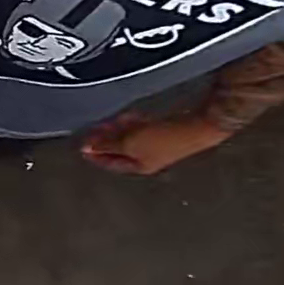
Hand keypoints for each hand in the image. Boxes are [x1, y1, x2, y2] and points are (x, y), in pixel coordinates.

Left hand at [80, 111, 231, 174]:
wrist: (201, 124)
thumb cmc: (167, 138)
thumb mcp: (128, 143)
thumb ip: (106, 145)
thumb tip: (88, 147)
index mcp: (140, 167)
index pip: (110, 164)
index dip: (94, 154)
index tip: (82, 146)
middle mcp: (149, 158)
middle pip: (120, 150)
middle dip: (105, 141)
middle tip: (92, 131)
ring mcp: (159, 145)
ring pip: (131, 139)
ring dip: (117, 131)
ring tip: (107, 123)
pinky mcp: (167, 132)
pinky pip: (143, 129)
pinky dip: (133, 125)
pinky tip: (129, 118)